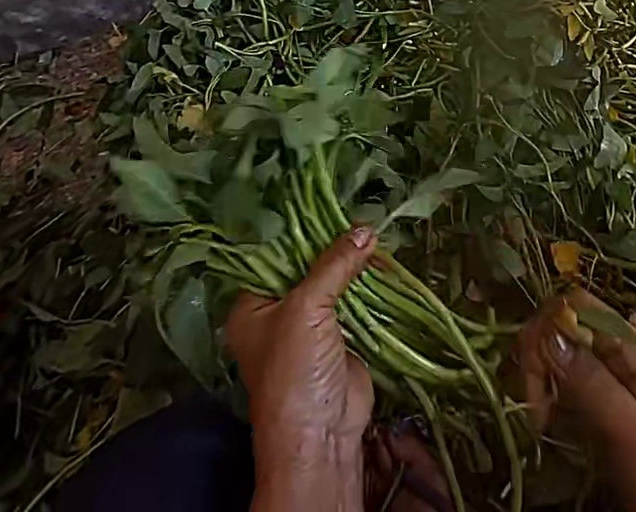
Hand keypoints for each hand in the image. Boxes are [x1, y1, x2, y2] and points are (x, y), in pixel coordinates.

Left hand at [227, 225, 376, 511]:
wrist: (322, 434)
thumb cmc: (294, 369)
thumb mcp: (307, 308)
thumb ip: (335, 264)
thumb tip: (366, 228)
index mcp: (253, 304)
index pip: (273, 254)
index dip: (299, 230)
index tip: (325, 201)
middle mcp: (278, 311)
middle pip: (306, 266)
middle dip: (331, 244)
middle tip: (356, 213)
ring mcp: (310, 324)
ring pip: (332, 282)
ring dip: (352, 262)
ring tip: (373, 229)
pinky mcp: (339, 335)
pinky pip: (353, 301)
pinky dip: (367, 283)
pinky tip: (382, 260)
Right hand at [517, 292, 635, 511]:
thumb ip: (595, 385)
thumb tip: (547, 332)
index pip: (575, 307)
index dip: (544, 333)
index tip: (533, 384)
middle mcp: (629, 360)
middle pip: (565, 331)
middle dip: (539, 363)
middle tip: (535, 416)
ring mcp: (624, 388)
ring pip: (565, 362)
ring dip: (543, 387)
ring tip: (543, 429)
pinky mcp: (617, 417)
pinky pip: (574, 393)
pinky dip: (555, 406)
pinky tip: (554, 434)